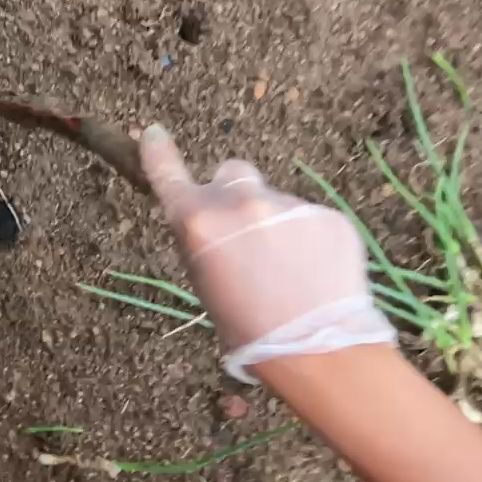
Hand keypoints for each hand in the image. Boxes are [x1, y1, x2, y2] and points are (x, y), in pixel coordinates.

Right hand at [138, 124, 394, 382]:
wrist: (314, 348)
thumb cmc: (242, 323)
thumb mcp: (200, 276)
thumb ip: (201, 234)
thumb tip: (211, 216)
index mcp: (196, 220)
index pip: (166, 171)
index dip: (157, 149)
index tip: (154, 132)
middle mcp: (238, 202)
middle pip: (230, 172)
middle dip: (231, 191)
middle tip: (242, 230)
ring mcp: (287, 205)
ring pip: (271, 198)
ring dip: (272, 220)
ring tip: (285, 265)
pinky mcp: (327, 216)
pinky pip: (307, 216)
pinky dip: (306, 236)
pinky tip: (311, 269)